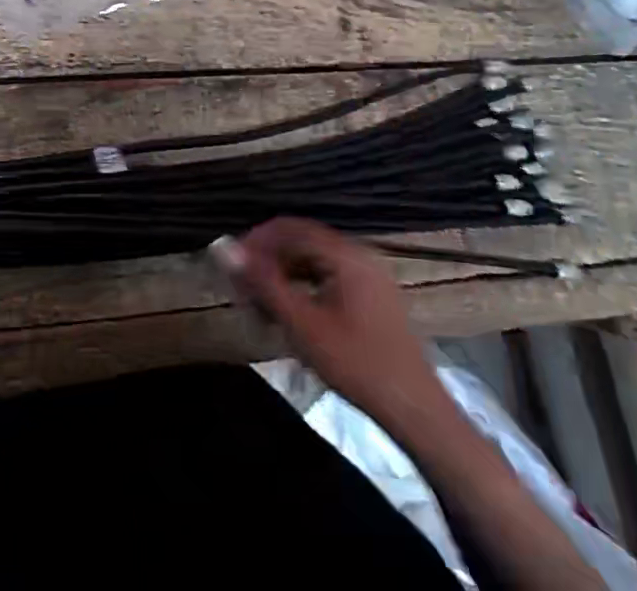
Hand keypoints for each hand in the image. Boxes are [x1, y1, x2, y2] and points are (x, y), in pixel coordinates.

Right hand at [214, 217, 445, 425]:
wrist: (412, 407)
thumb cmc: (355, 364)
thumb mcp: (302, 324)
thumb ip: (263, 283)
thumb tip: (224, 249)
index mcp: (345, 255)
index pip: (290, 228)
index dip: (255, 242)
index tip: (229, 269)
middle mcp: (358, 256)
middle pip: (301, 244)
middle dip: (267, 264)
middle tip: (241, 296)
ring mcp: (367, 276)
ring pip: (312, 263)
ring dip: (282, 279)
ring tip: (260, 311)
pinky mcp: (370, 296)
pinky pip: (327, 279)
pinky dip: (302, 291)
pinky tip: (288, 318)